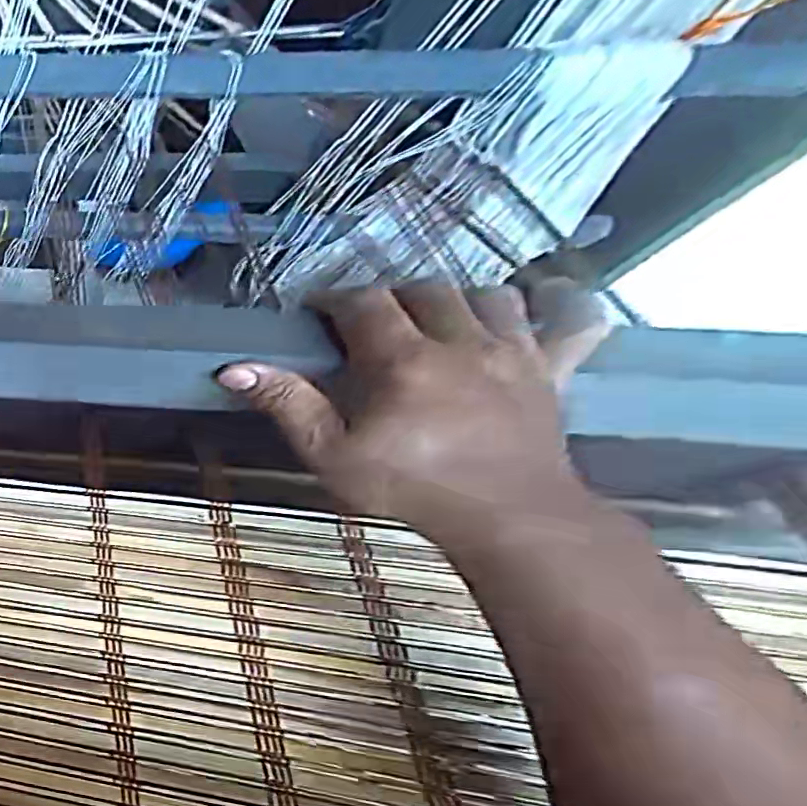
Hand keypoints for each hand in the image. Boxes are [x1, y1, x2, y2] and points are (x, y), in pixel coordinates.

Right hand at [215, 280, 610, 540]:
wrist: (506, 515)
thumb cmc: (406, 486)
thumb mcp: (329, 452)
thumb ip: (287, 404)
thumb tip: (235, 369)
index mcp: (404, 360)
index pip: (365, 304)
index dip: (335, 299)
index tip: (313, 309)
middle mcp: (463, 342)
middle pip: (426, 289)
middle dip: (389, 295)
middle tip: (363, 319)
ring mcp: (516, 351)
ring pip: (487, 294)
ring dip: (452, 296)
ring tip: (428, 317)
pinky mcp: (555, 370)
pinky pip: (571, 318)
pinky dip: (555, 302)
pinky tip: (536, 302)